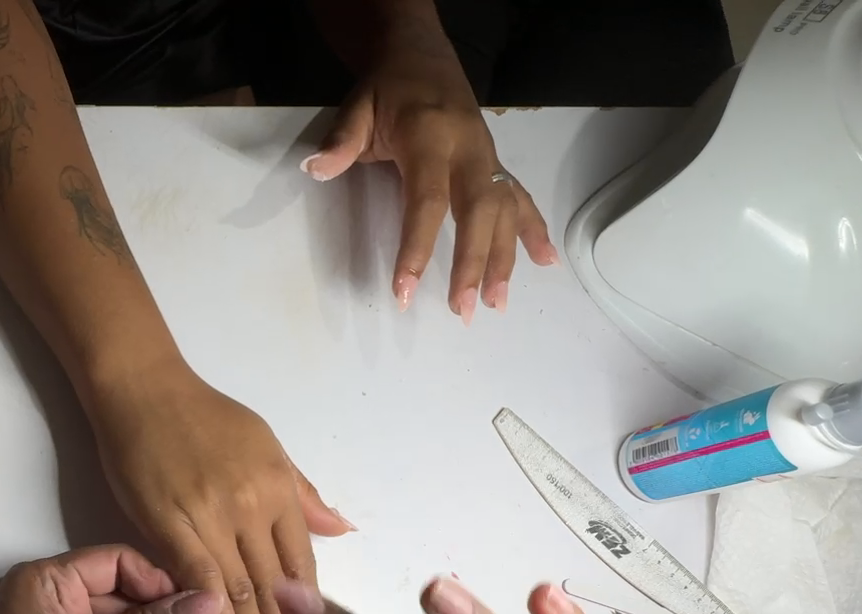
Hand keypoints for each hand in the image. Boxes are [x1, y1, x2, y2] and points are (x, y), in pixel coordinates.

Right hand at [90, 372, 353, 613]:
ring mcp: (212, 515)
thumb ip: (301, 492)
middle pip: (275, 585)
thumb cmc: (203, 417)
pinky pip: (196, 578)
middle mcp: (253, 505)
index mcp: (279, 487)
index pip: (301, 562)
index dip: (308, 609)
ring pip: (239, 589)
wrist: (143, 391)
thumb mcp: (265, 444)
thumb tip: (342, 529)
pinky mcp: (168, 523)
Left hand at [302, 15, 557, 320]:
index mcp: (430, 139)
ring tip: (496, 304)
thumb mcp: (356, 107)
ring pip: (505, 210)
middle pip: (478, 212)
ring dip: (504, 258)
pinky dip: (534, 229)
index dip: (417, 248)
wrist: (418, 55)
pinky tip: (545, 261)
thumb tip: (315, 167)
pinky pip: (520, 197)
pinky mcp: (493, 162)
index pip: (427, 202)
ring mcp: (486, 155)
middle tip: (463, 310)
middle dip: (473, 263)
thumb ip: (340, 139)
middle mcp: (468, 148)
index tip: (405, 290)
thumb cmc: (384, 89)